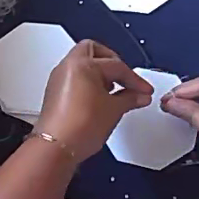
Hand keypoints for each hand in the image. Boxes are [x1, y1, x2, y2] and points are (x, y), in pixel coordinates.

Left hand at [35, 41, 154, 161]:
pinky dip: (88, 81)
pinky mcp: (55, 91)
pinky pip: (74, 77)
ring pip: (81, 63)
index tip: (144, 90)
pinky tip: (99, 98)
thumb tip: (139, 95)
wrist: (56, 147)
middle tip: (125, 78)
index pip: (116, 65)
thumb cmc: (79, 127)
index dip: (134, 78)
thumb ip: (130, 98)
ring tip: (114, 90)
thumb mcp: (114, 109)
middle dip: (112, 62)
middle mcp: (67, 67)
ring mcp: (58, 78)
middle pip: (93, 51)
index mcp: (82, 64)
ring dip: (99, 72)